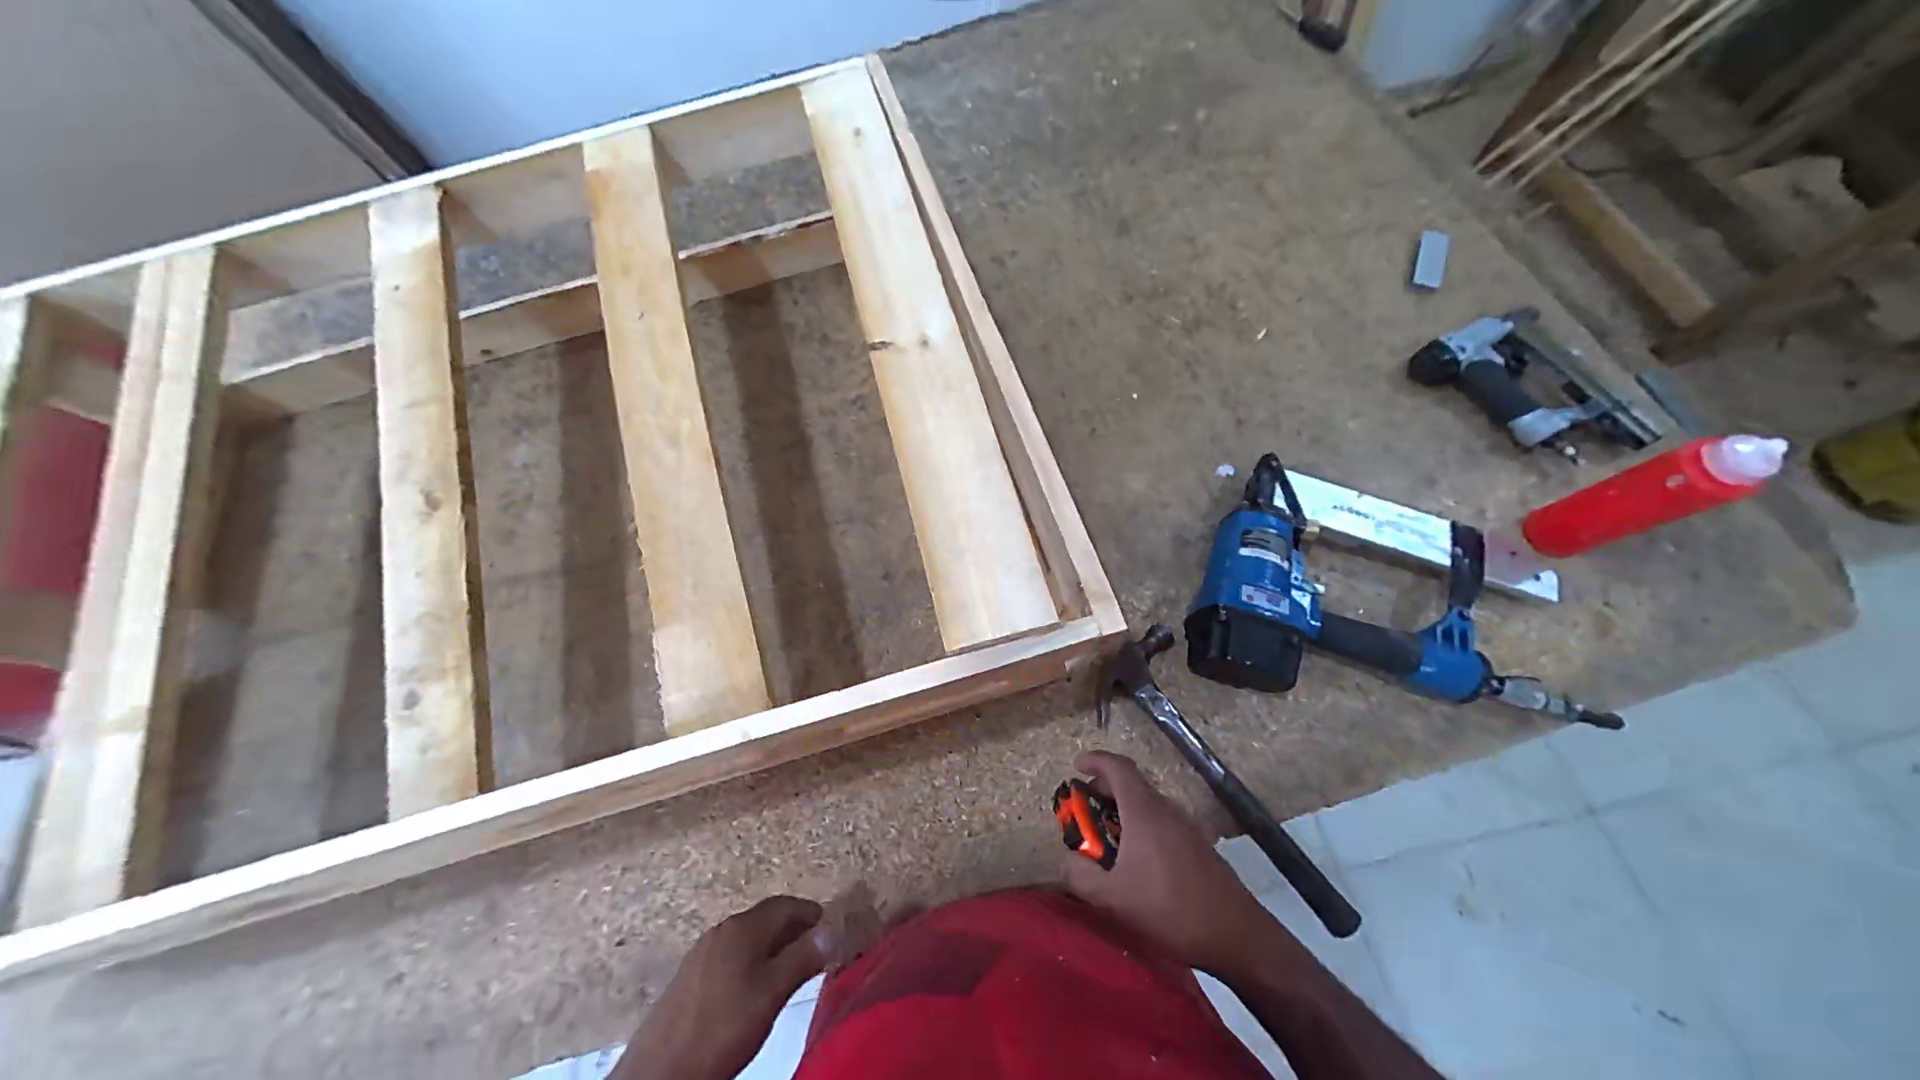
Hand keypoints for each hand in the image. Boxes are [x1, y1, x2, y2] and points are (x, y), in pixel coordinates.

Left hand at [614, 896, 830, 1079]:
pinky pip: (733, 957)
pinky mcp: (691, 978)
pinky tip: (757, 992)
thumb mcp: (772, 992)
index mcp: (742, 927)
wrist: (660, 1075)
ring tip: (794, 975)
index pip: (787, 904)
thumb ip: (804, 957)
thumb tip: (833, 928)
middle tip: (820, 956)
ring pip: (750, 939)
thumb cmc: (723, 1029)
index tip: (834, 934)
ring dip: (775, 949)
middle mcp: (722, 930)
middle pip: (768, 919)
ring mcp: (703, 953)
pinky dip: (754, 963)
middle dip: (796, 932)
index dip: (813, 915)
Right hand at [1060, 751, 1278, 976]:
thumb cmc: (1170, 909)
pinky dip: (1140, 826)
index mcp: (1144, 811)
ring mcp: (1186, 827)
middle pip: (1132, 784)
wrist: (1236, 934)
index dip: (1095, 761)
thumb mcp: (1113, 899)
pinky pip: (1161, 822)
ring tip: (1105, 838)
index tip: (1076, 766)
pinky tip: (1134, 861)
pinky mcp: (1198, 846)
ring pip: (1148, 804)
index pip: (1118, 768)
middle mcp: (1166, 810)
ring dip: (1122, 810)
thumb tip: (1068, 861)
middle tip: (1083, 809)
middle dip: (1104, 789)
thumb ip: (1081, 876)